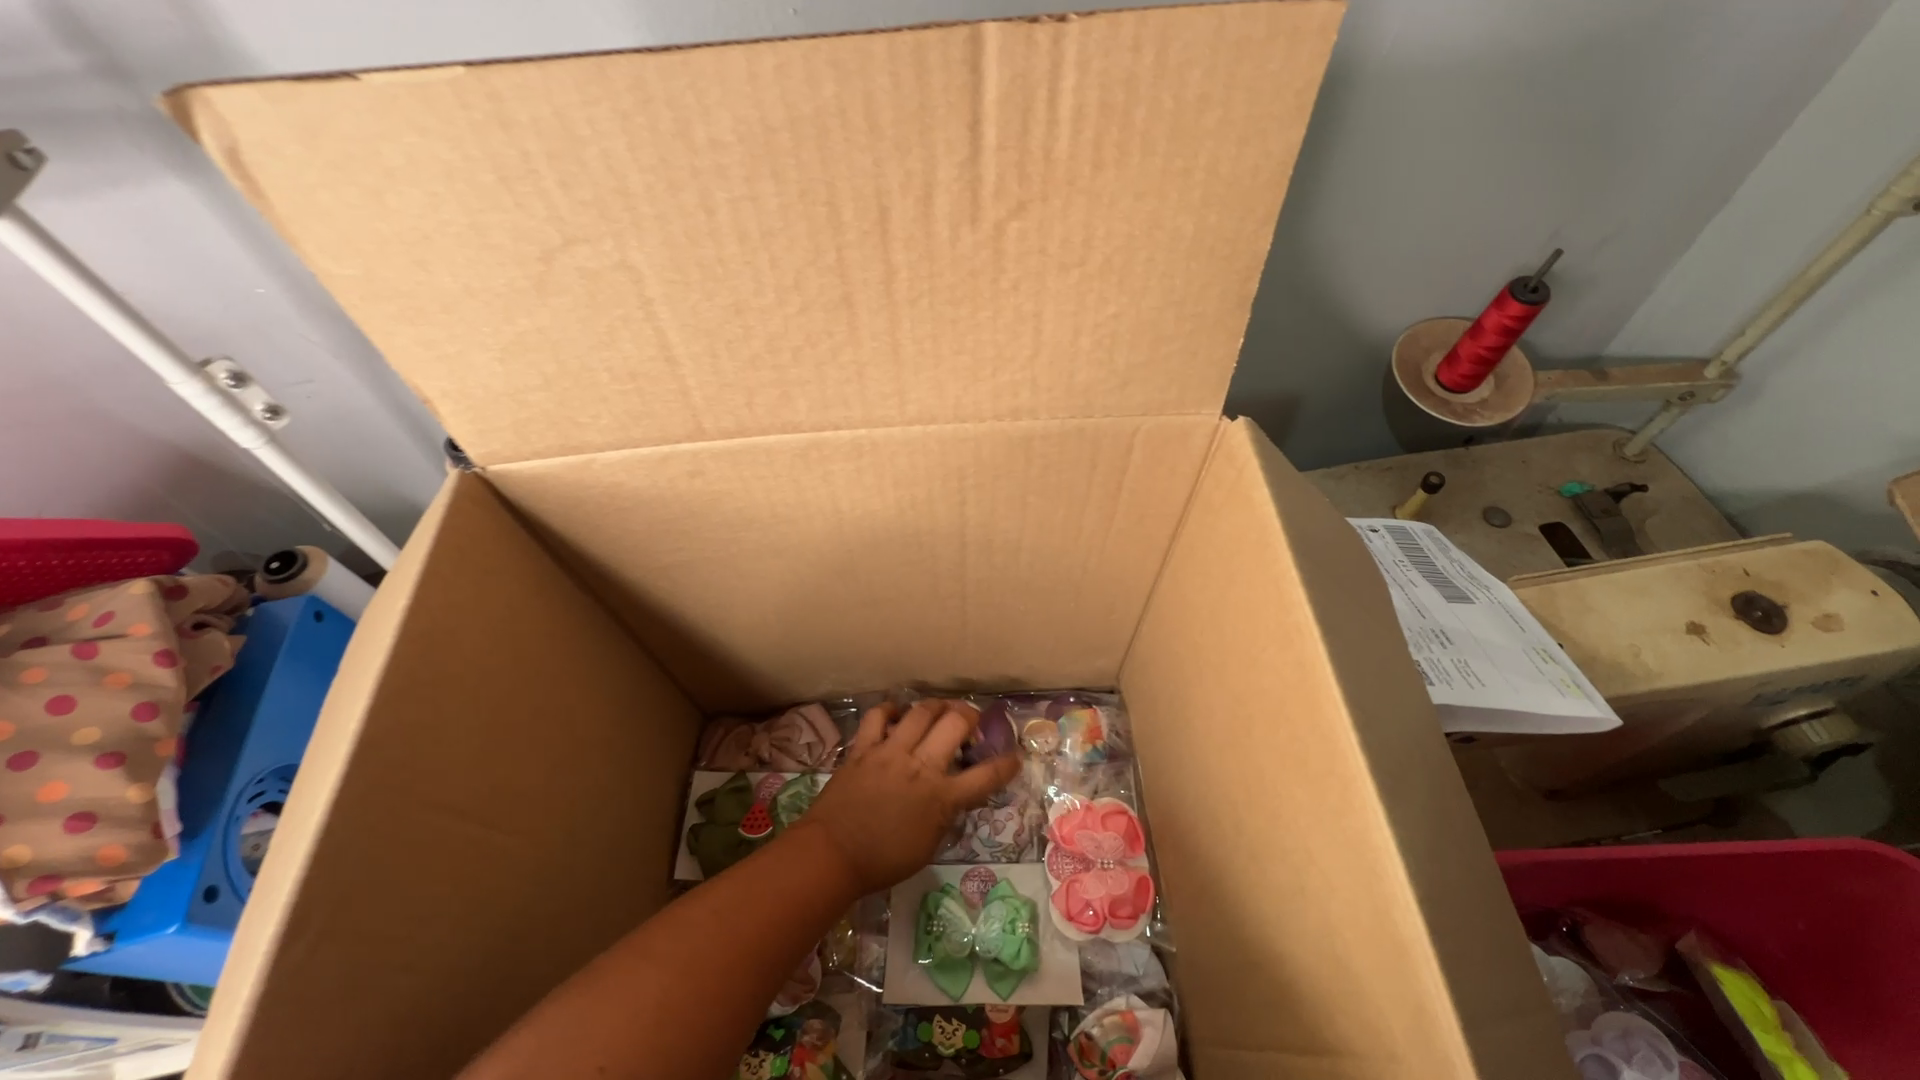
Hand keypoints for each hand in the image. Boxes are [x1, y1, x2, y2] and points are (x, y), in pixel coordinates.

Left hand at [801, 700, 1020, 894]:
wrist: (832, 855)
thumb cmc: (883, 860)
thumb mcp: (929, 844)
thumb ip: (945, 814)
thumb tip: (951, 795)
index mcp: (942, 798)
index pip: (986, 776)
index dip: (1006, 764)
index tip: (1014, 757)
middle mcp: (920, 767)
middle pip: (955, 724)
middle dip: (970, 716)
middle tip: (971, 721)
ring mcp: (890, 753)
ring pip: (921, 712)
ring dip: (937, 706)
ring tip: (941, 710)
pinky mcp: (863, 748)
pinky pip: (878, 716)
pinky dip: (891, 710)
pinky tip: (897, 713)